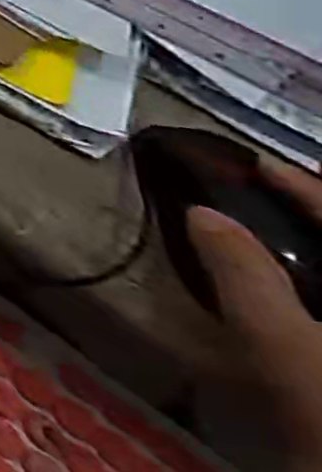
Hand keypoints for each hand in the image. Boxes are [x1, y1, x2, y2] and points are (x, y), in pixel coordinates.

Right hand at [188, 161, 321, 465]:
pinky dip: (312, 278)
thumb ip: (246, 279)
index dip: (306, 187)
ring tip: (268, 225)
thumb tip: (203, 214)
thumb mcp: (290, 352)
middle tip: (253, 190)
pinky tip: (289, 279)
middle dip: (307, 213)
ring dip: (311, 244)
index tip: (250, 162)